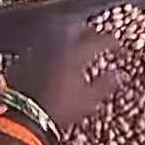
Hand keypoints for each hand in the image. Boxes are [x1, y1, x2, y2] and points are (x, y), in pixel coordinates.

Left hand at [5, 20, 122, 130]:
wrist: (24, 117)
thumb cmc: (58, 109)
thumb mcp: (88, 100)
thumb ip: (106, 84)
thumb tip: (119, 75)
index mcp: (76, 52)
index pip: (99, 40)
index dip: (111, 42)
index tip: (118, 48)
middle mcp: (56, 44)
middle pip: (76, 27)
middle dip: (89, 31)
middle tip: (96, 39)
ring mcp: (38, 49)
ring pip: (56, 31)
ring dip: (69, 34)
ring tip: (76, 43)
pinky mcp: (24, 57)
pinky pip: (42, 43)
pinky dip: (52, 45)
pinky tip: (54, 55)